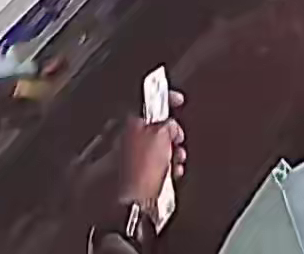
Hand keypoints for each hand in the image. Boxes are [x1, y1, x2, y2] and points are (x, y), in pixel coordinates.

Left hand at [118, 90, 185, 209]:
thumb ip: (169, 124)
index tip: (178, 100)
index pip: (149, 101)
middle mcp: (125, 136)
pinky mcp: (132, 176)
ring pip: (155, 146)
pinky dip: (165, 166)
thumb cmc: (143, 169)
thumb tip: (172, 126)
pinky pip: (153, 164)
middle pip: (154, 126)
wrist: (133, 204)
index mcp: (129, 121)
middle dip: (171, 132)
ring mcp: (127, 157)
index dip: (167, 98)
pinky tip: (172, 172)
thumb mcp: (163, 136)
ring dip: (171, 151)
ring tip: (178, 160)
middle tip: (178, 138)